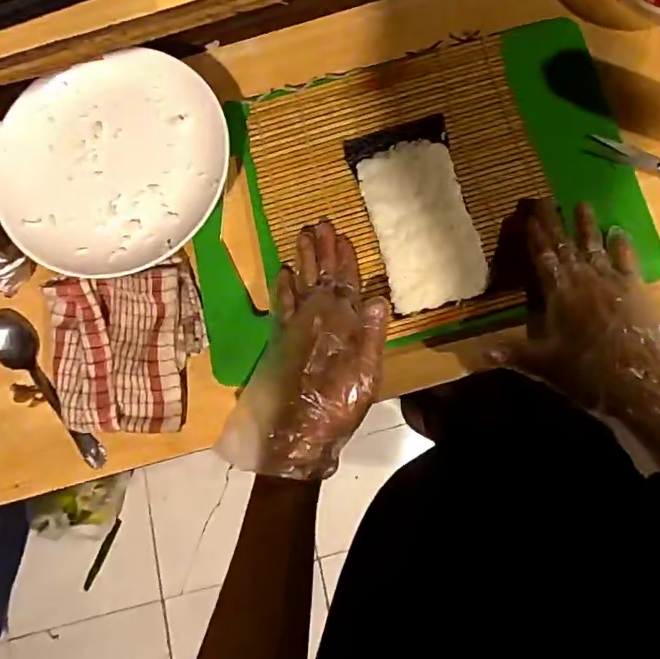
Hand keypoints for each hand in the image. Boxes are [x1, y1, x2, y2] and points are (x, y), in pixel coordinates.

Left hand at [244, 219, 391, 479]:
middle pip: (320, 276)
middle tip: (319, 222)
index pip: (345, 283)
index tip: (344, 234)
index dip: (345, 259)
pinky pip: (281, 305)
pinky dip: (281, 286)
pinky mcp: (280, 339)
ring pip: (299, 283)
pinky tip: (281, 271)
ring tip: (303, 234)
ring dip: (302, 259)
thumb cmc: (338, 406)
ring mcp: (295, 327)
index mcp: (341, 324)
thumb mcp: (367, 375)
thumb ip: (372, 336)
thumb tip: (379, 298)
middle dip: (322, 249)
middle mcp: (316, 318)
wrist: (297, 436)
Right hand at [491, 200, 659, 473]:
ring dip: (587, 224)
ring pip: (595, 245)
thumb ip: (512, 353)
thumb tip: (477, 352)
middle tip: (546, 198)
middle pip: (565, 244)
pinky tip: (618, 231)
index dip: (534, 235)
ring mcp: (612, 281)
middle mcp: (584, 279)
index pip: (542, 256)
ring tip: (582, 202)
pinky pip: (627, 259)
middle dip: (554, 220)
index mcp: (559, 293)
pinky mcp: (635, 289)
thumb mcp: (543, 366)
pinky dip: (622, 244)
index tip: (527, 214)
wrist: (639, 382)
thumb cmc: (586, 374)